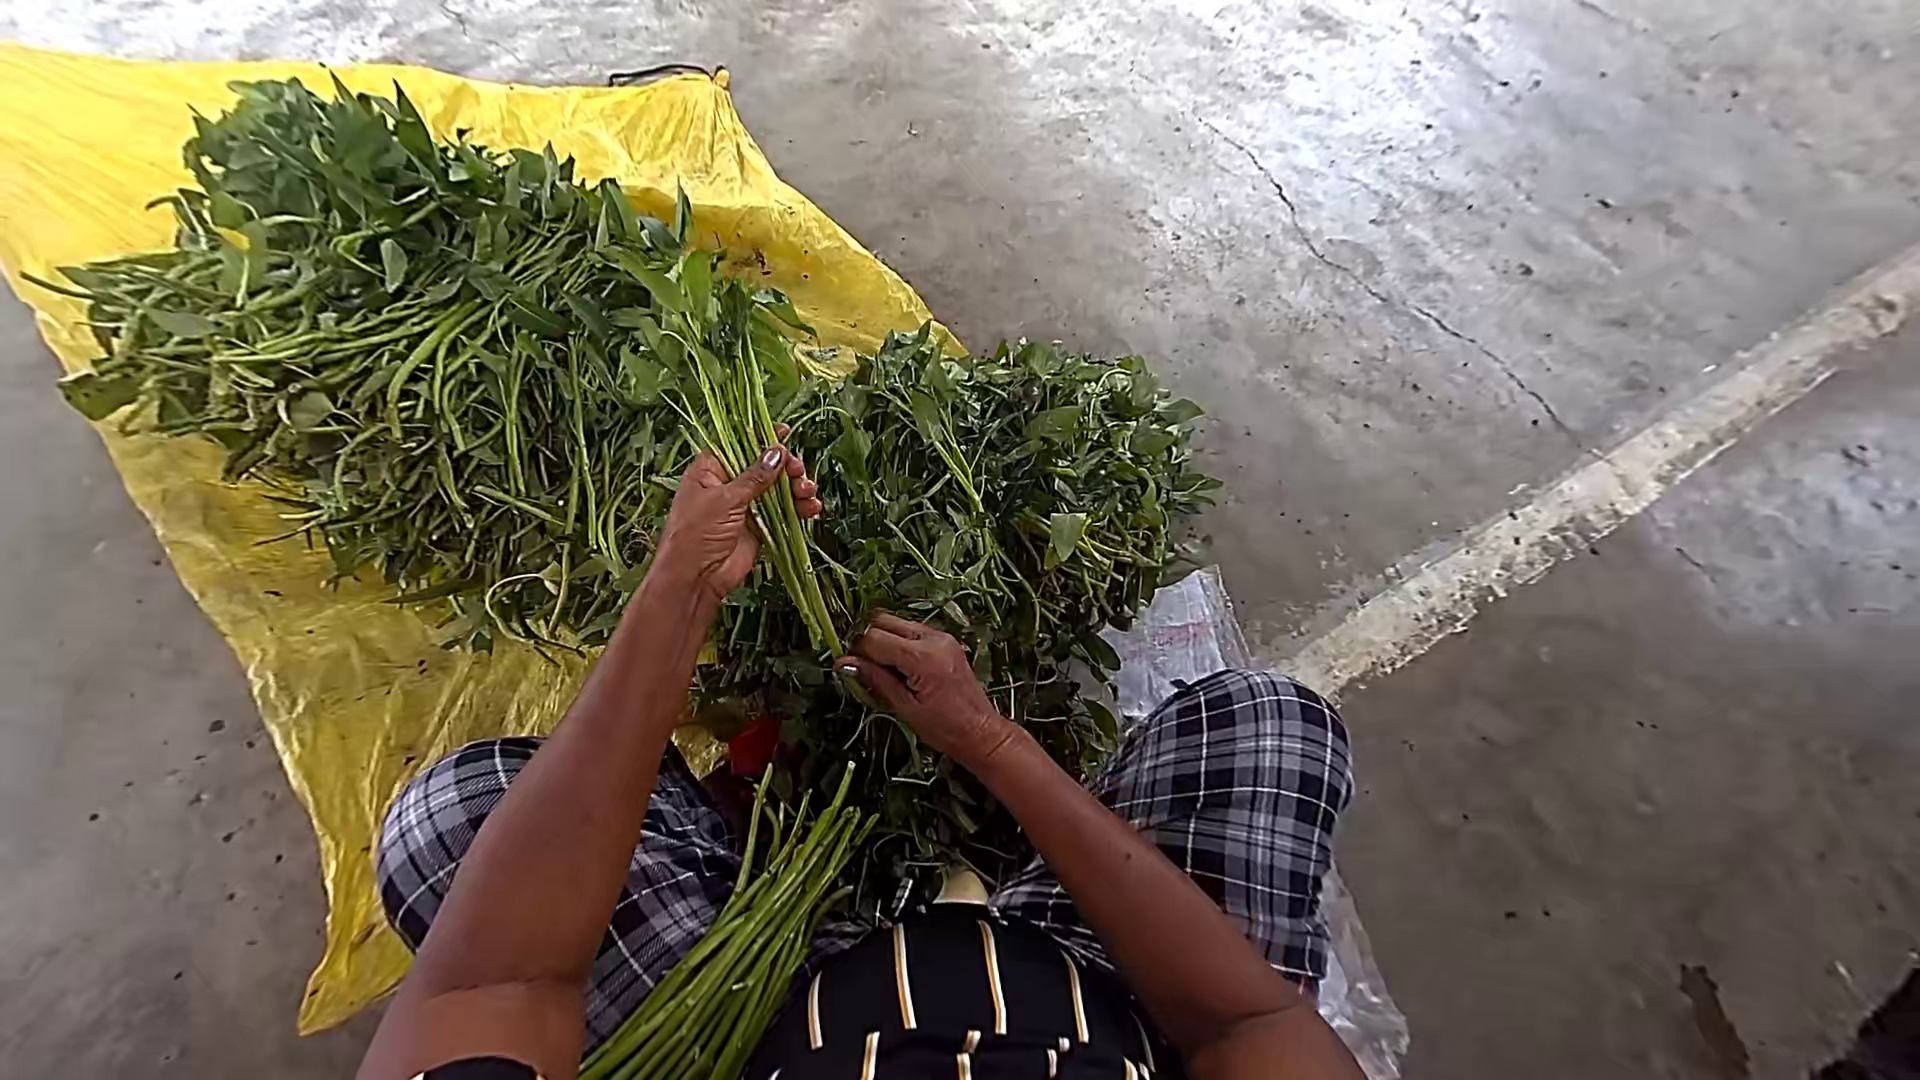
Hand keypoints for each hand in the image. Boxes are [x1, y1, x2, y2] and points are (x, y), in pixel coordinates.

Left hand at [655, 431, 820, 601]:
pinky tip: (811, 509)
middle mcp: (730, 485)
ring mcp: (746, 506)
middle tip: (798, 471)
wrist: (696, 577)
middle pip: (765, 466)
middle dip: (786, 467)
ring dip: (797, 488)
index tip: (785, 432)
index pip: (739, 445)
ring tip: (807, 493)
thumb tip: (776, 453)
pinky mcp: (760, 526)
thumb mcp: (725, 499)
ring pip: (779, 489)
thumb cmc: (697, 533)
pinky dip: (799, 509)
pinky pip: (784, 512)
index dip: (762, 438)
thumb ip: (754, 476)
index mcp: (712, 470)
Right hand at [836, 614, 1018, 766]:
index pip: (874, 638)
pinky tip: (898, 665)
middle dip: (867, 639)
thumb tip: (843, 664)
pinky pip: (912, 629)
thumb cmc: (944, 727)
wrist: (979, 731)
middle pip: (883, 620)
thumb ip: (875, 679)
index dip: (857, 652)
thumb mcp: (904, 707)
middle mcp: (933, 638)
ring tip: (881, 668)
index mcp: (923, 657)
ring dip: (883, 639)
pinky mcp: (945, 639)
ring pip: (897, 622)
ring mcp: (941, 636)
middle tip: (862, 665)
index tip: (850, 668)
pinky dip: (898, 641)